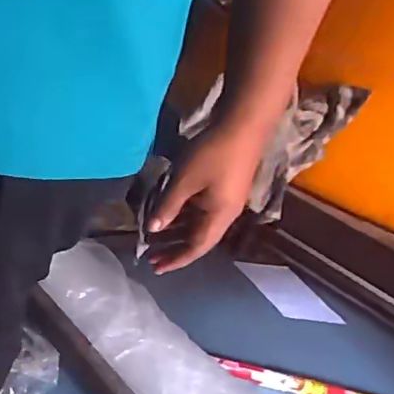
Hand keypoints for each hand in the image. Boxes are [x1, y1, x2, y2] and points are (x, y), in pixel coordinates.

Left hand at [144, 123, 267, 273]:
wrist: (243, 125)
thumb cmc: (213, 154)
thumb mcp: (185, 181)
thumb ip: (168, 207)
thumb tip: (152, 229)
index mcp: (219, 217)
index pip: (196, 248)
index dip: (176, 260)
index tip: (157, 269)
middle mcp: (224, 214)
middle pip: (197, 240)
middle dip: (173, 251)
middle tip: (150, 258)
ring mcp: (224, 202)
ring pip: (197, 226)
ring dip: (176, 235)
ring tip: (154, 242)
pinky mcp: (222, 190)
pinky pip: (199, 213)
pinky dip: (182, 219)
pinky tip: (167, 219)